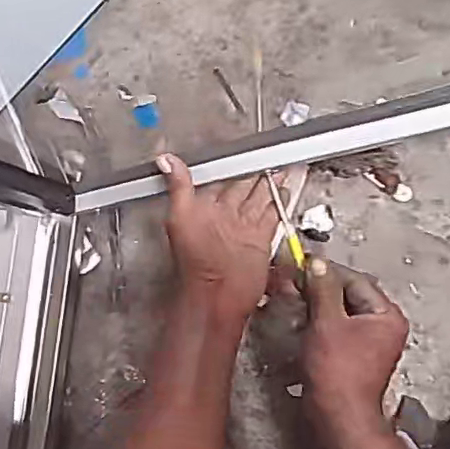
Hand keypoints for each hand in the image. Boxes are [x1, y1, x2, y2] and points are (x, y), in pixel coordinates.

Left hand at [159, 154, 278, 319]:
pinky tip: (285, 190)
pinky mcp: (260, 239)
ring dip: (270, 183)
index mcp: (207, 208)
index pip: (222, 181)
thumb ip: (178, 188)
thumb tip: (164, 160)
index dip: (232, 166)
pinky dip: (280, 201)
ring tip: (280, 168)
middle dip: (255, 172)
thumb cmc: (194, 263)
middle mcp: (227, 216)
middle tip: (267, 156)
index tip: (241, 152)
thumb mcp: (180, 218)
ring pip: (260, 198)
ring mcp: (244, 227)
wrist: (216, 295)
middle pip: (244, 187)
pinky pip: (273, 214)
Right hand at [301, 256, 408, 435]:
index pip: (355, 279)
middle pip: (348, 294)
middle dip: (320, 289)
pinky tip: (303, 325)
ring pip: (339, 312)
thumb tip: (318, 264)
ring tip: (297, 305)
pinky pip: (335, 329)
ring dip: (317, 306)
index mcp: (386, 316)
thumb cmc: (339, 376)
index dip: (326, 272)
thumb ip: (322, 289)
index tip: (303, 266)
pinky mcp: (352, 355)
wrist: (338, 416)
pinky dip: (318, 323)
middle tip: (296, 284)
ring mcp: (368, 343)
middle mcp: (382, 328)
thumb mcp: (327, 322)